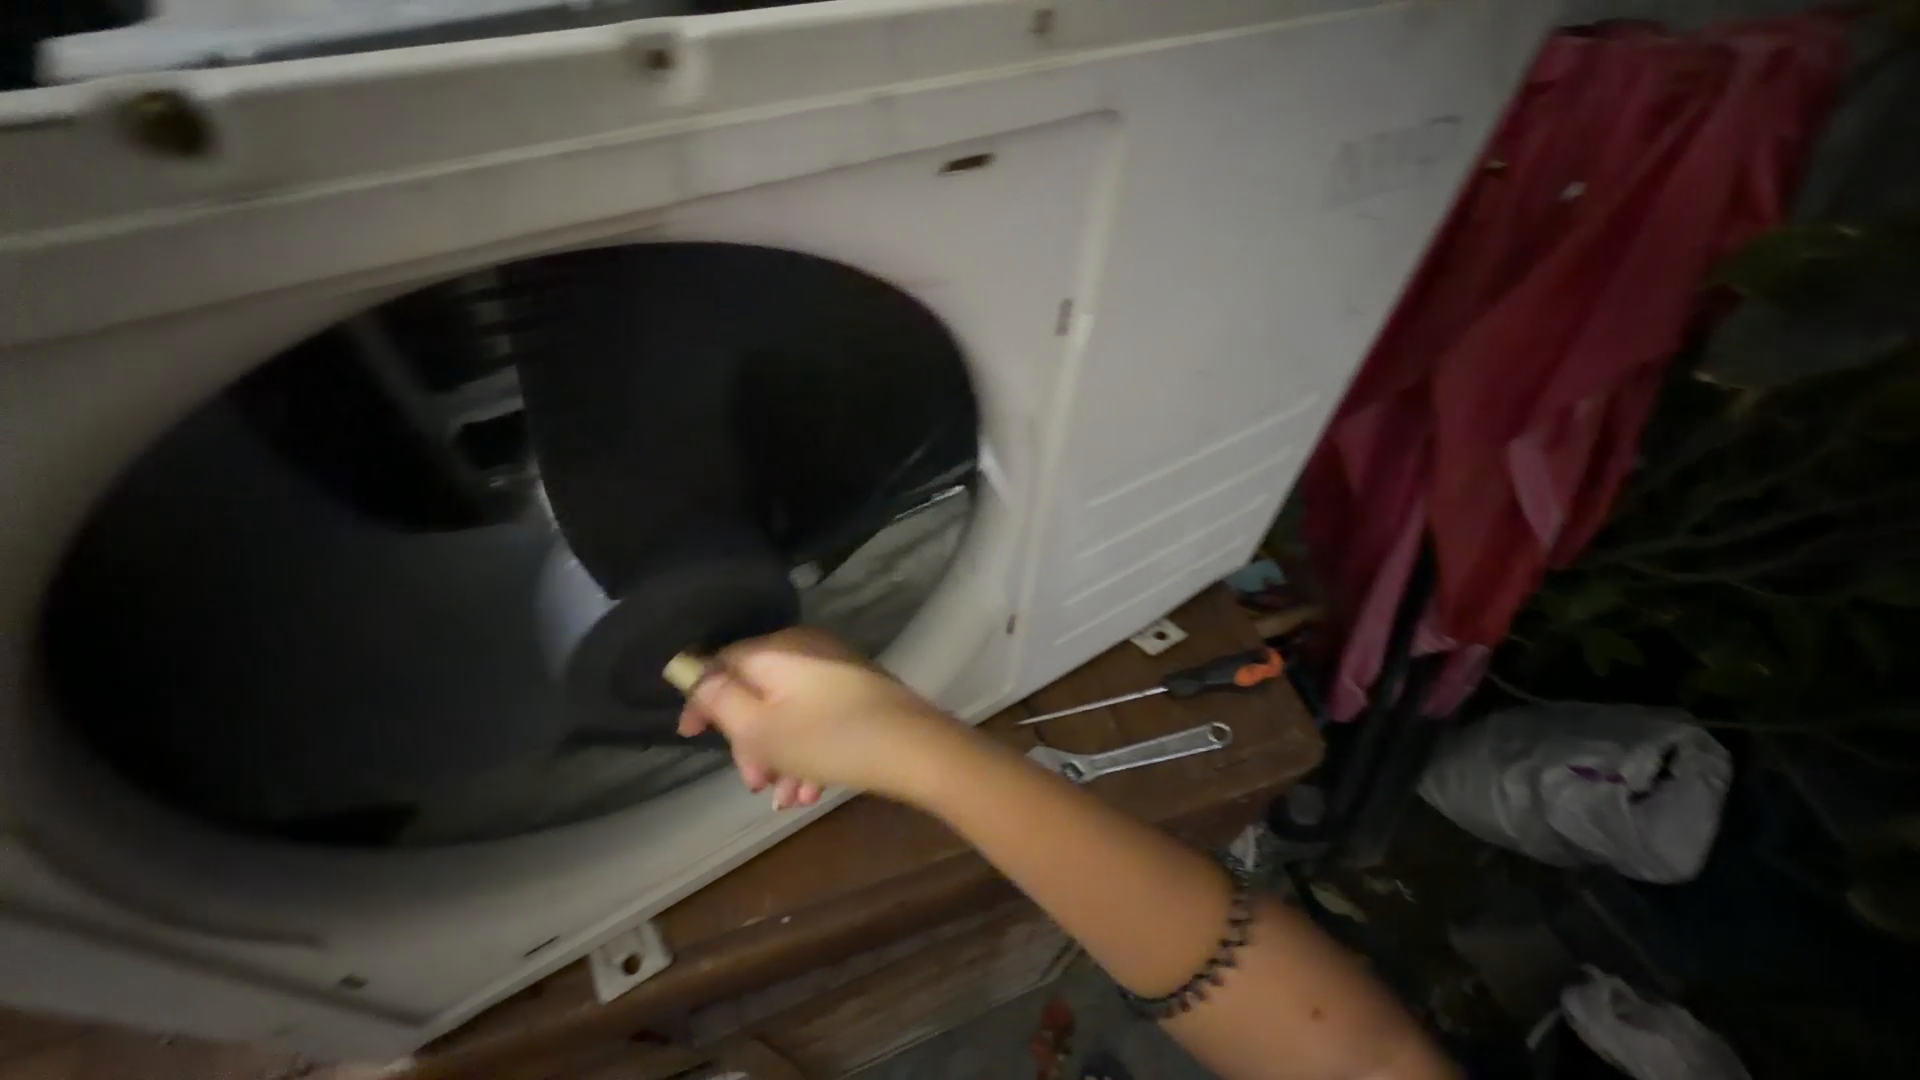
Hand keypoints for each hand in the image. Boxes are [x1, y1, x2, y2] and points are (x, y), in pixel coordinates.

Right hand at [674, 627, 967, 808]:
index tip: (689, 736)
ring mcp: (838, 670)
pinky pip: (819, 718)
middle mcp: (807, 649)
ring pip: (789, 713)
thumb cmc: (829, 739)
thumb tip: (700, 677)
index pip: (723, 662)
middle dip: (749, 743)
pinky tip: (812, 792)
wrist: (916, 748)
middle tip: (754, 783)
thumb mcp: (760, 728)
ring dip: (780, 757)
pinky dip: (808, 752)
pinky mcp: (861, 692)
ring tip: (787, 799)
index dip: (701, 699)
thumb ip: (721, 701)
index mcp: (777, 650)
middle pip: (758, 692)